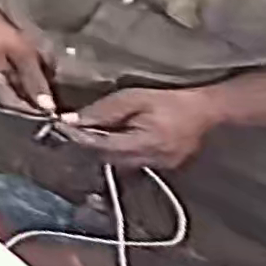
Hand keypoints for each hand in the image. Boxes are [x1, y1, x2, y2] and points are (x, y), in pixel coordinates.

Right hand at [0, 13, 56, 113]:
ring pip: (6, 88)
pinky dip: (17, 78)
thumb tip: (47, 107)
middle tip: (56, 98)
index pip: (12, 105)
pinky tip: (28, 70)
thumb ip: (35, 80)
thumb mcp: (22, 54)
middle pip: (9, 98)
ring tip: (45, 81)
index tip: (56, 113)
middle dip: (32, 99)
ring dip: (25, 87)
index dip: (34, 111)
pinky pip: (1, 78)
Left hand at [63, 87, 221, 168]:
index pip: (105, 147)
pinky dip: (116, 152)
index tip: (61, 128)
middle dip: (88, 145)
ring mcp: (162, 165)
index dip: (81, 138)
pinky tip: (107, 139)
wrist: (204, 111)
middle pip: (110, 158)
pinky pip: (131, 162)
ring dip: (101, 150)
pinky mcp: (164, 165)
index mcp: (149, 143)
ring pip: (119, 163)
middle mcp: (156, 160)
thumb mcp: (130, 99)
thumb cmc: (166, 102)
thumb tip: (71, 120)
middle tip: (70, 130)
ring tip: (86, 134)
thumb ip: (101, 111)